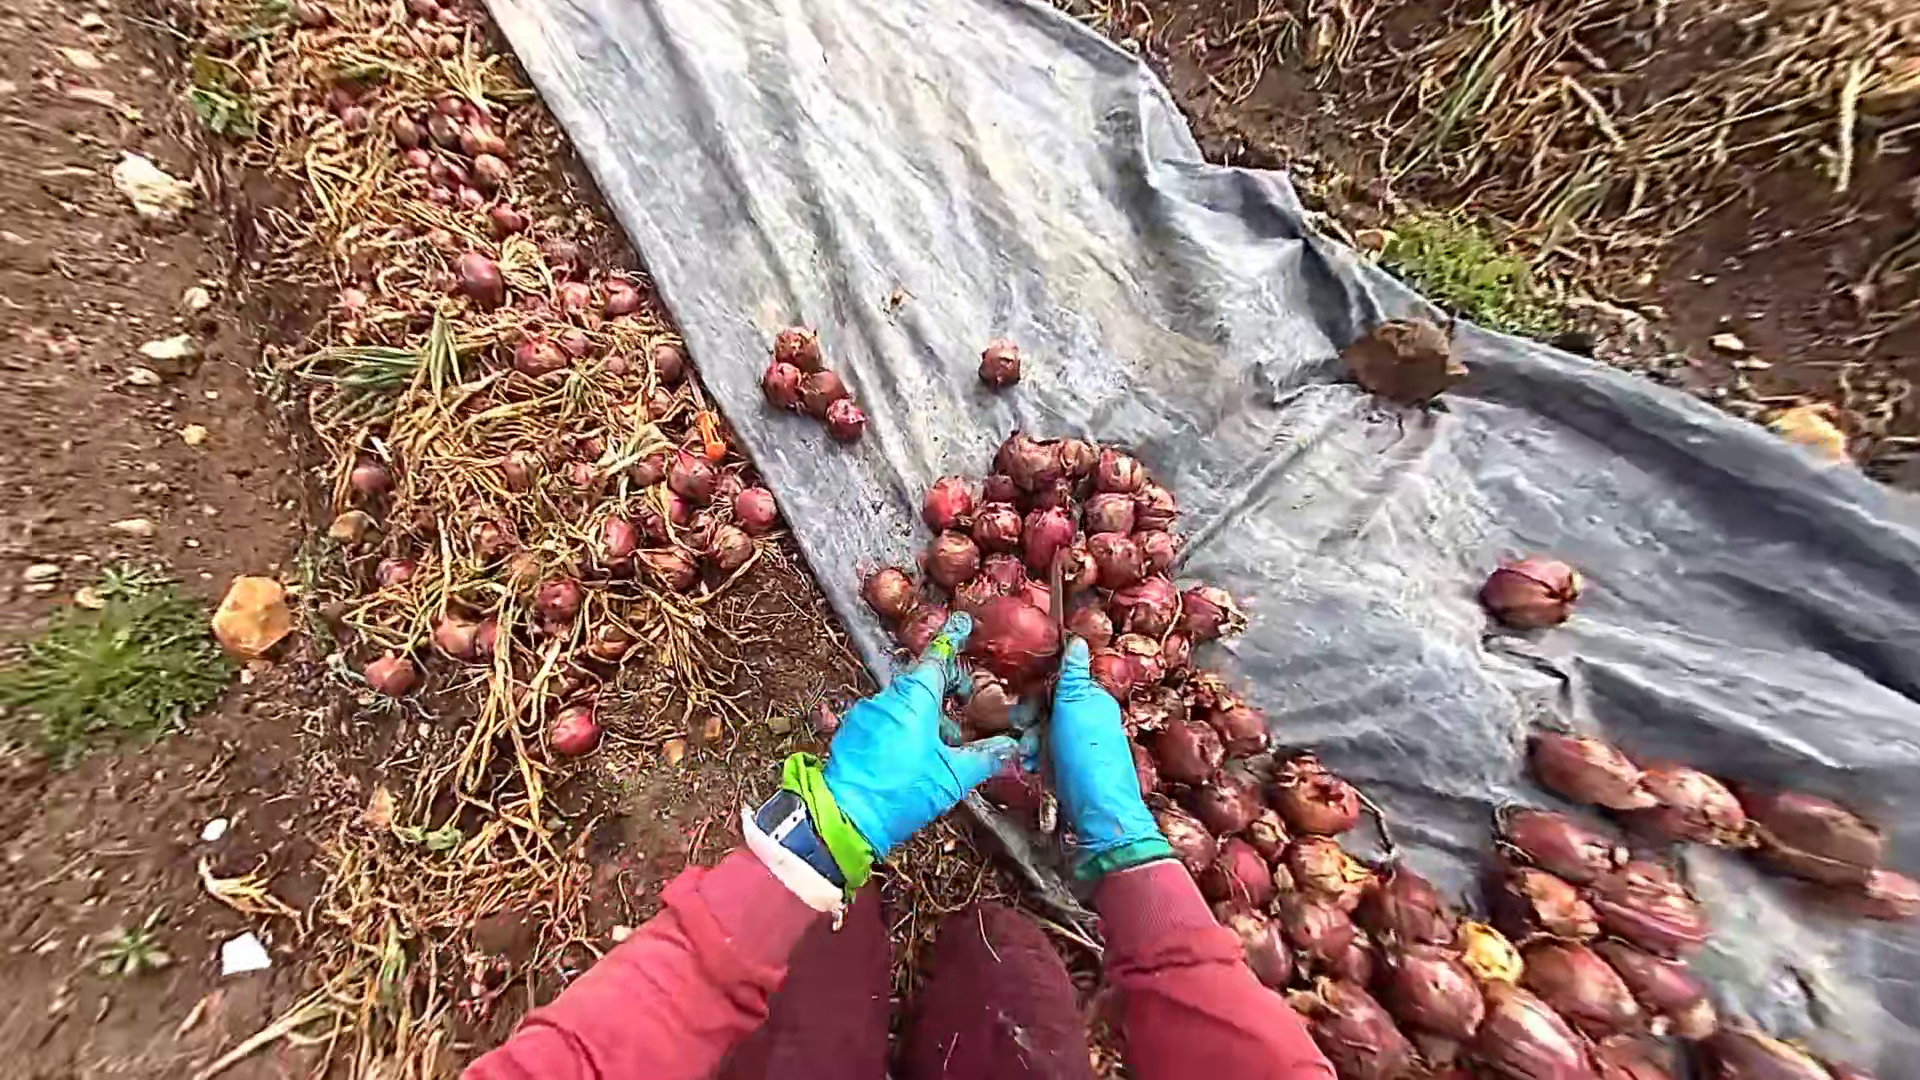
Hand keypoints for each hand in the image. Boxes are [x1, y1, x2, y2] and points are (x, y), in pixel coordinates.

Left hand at [823, 613, 1018, 858]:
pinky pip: (888, 714)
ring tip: (944, 743)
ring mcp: (869, 710)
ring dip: (929, 712)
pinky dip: (906, 722)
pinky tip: (916, 751)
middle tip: (966, 705)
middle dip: (949, 688)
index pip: (938, 656)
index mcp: (915, 697)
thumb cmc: (899, 793)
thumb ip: (985, 758)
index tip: (963, 624)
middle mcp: (889, 696)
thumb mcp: (951, 776)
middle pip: (925, 677)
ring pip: (907, 699)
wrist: (846, 817)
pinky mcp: (856, 727)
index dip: (954, 638)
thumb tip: (1009, 748)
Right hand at [1049, 638, 1172, 877]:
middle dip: (1031, 719)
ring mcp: (1078, 745)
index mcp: (1094, 700)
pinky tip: (1033, 766)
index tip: (1027, 701)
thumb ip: (1073, 675)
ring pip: (1042, 731)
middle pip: (1047, 707)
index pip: (1060, 682)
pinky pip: (1044, 753)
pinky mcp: (1068, 767)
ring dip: (1031, 742)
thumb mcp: (1076, 707)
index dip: (1039, 691)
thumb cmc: (1088, 758)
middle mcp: (1087, 720)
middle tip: (1028, 731)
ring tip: (1031, 755)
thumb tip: (1076, 640)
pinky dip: (1035, 759)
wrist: (1097, 814)